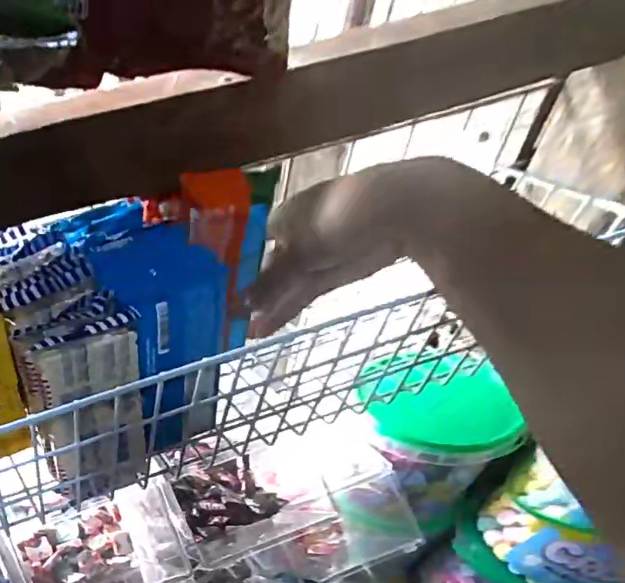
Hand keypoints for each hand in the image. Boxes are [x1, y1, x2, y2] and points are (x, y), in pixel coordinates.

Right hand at [243, 158, 481, 335]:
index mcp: (286, 214)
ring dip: (264, 308)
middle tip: (226, 317)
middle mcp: (298, 233)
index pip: (253, 243)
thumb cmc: (344, 215)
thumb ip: (271, 280)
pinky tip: (263, 329)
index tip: (219, 290)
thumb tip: (243, 303)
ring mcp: (317, 254)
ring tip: (242, 332)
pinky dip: (284, 310)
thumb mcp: (301, 250)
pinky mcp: (334, 272)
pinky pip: (301, 293)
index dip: (236, 267)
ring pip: (283, 284)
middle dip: (248, 292)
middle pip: (267, 267)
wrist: (406, 209)